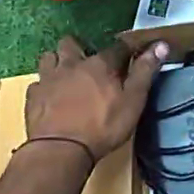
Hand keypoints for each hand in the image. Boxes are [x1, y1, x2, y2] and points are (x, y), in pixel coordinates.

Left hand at [24, 36, 168, 160]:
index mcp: (99, 64)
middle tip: (87, 62)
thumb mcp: (133, 101)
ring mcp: (48, 79)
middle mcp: (71, 64)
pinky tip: (49, 97)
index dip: (126, 48)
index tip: (132, 52)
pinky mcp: (33, 96)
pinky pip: (37, 84)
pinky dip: (44, 87)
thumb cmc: (103, 127)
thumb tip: (160, 45)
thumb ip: (145, 72)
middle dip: (79, 48)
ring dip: (57, 62)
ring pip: (49, 57)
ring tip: (65, 74)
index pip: (117, 47)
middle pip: (71, 43)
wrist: (61, 149)